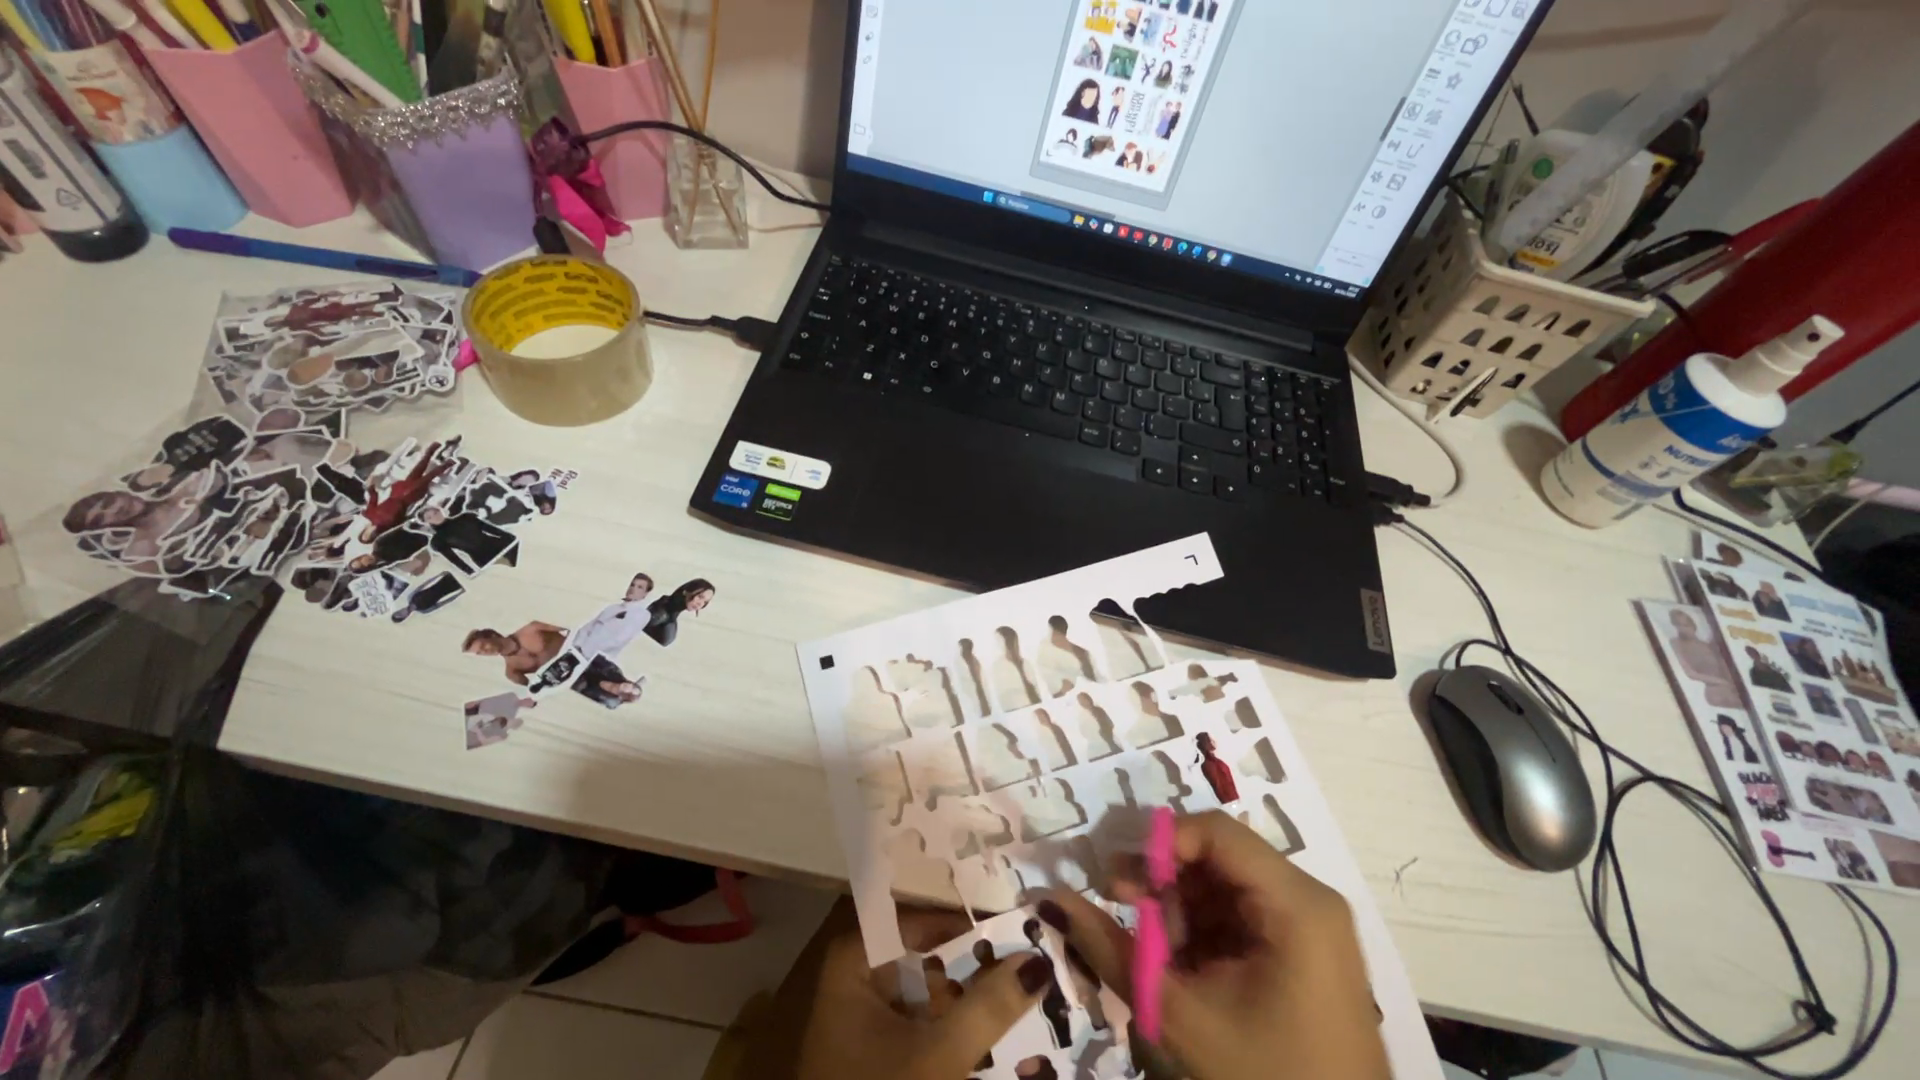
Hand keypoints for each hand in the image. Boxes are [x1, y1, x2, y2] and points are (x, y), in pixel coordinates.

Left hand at [745, 900, 1058, 1079]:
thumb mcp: (935, 1055)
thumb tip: (1040, 959)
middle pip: (932, 948)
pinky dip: (958, 1021)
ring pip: (933, 984)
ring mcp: (867, 1007)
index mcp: (857, 954)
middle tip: (1039, 949)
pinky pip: (926, 1016)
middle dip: (982, 956)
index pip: (927, 913)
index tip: (1026, 917)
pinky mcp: (876, 1041)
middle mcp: (859, 969)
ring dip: (975, 990)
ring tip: (1031, 981)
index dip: (975, 914)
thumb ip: (988, 1007)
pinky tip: (999, 1025)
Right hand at [1040, 811, 1388, 1079]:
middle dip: (1161, 877)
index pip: (1216, 832)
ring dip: (1175, 907)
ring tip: (1144, 947)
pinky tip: (1175, 964)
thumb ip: (1110, 948)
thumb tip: (1051, 897)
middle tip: (1114, 902)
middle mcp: (1307, 899)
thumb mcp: (1178, 1015)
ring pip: (1223, 886)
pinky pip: (1238, 917)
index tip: (1115, 882)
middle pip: (1218, 856)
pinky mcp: (1300, 952)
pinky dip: (1198, 931)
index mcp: (1295, 903)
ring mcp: (1307, 926)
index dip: (1158, 844)